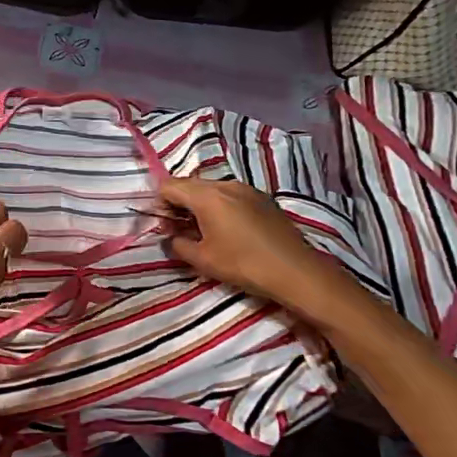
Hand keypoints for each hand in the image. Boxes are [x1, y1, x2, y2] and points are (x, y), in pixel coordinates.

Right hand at [159, 177, 361, 325]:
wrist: (296, 271)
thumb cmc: (243, 264)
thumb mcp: (202, 259)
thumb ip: (177, 244)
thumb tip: (171, 238)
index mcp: (207, 195)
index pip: (169, 186)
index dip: (160, 204)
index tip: (165, 227)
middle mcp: (227, 184)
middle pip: (190, 185)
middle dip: (179, 205)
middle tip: (181, 232)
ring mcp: (248, 189)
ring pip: (211, 190)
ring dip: (200, 207)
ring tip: (205, 233)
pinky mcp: (263, 199)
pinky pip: (231, 196)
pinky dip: (220, 208)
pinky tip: (229, 232)